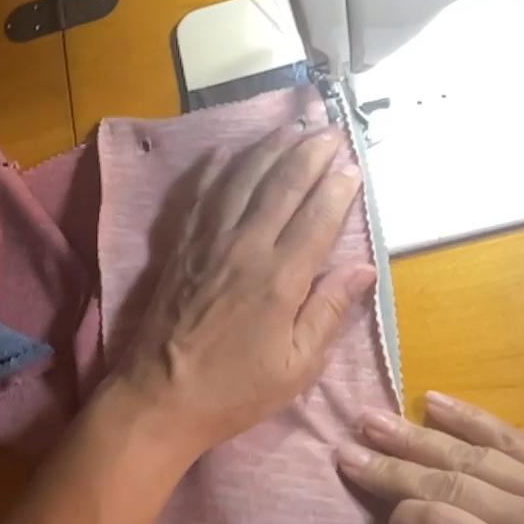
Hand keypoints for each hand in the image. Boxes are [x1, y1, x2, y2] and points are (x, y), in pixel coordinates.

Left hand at [107, 126, 374, 461]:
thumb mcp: (297, 367)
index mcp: (280, 279)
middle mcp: (245, 247)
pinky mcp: (181, 243)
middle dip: (309, 153)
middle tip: (329, 131)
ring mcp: (208, 240)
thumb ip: (329, 311)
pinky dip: (215, 168)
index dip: (338, 188)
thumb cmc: (236, 389)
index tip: (353, 167)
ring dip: (269, 148)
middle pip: (282, 185)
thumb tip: (363, 268)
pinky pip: (200, 193)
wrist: (160, 396)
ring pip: (242, 179)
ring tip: (291, 127)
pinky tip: (228, 149)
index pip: (317, 218)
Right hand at [338, 393, 523, 523]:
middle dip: (390, 467)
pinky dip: (471, 419)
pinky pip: (517, 438)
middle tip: (343, 447)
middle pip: (448, 484)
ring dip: (417, 435)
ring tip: (371, 417)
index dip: (395, 522)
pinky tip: (436, 402)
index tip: (369, 518)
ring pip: (474, 454)